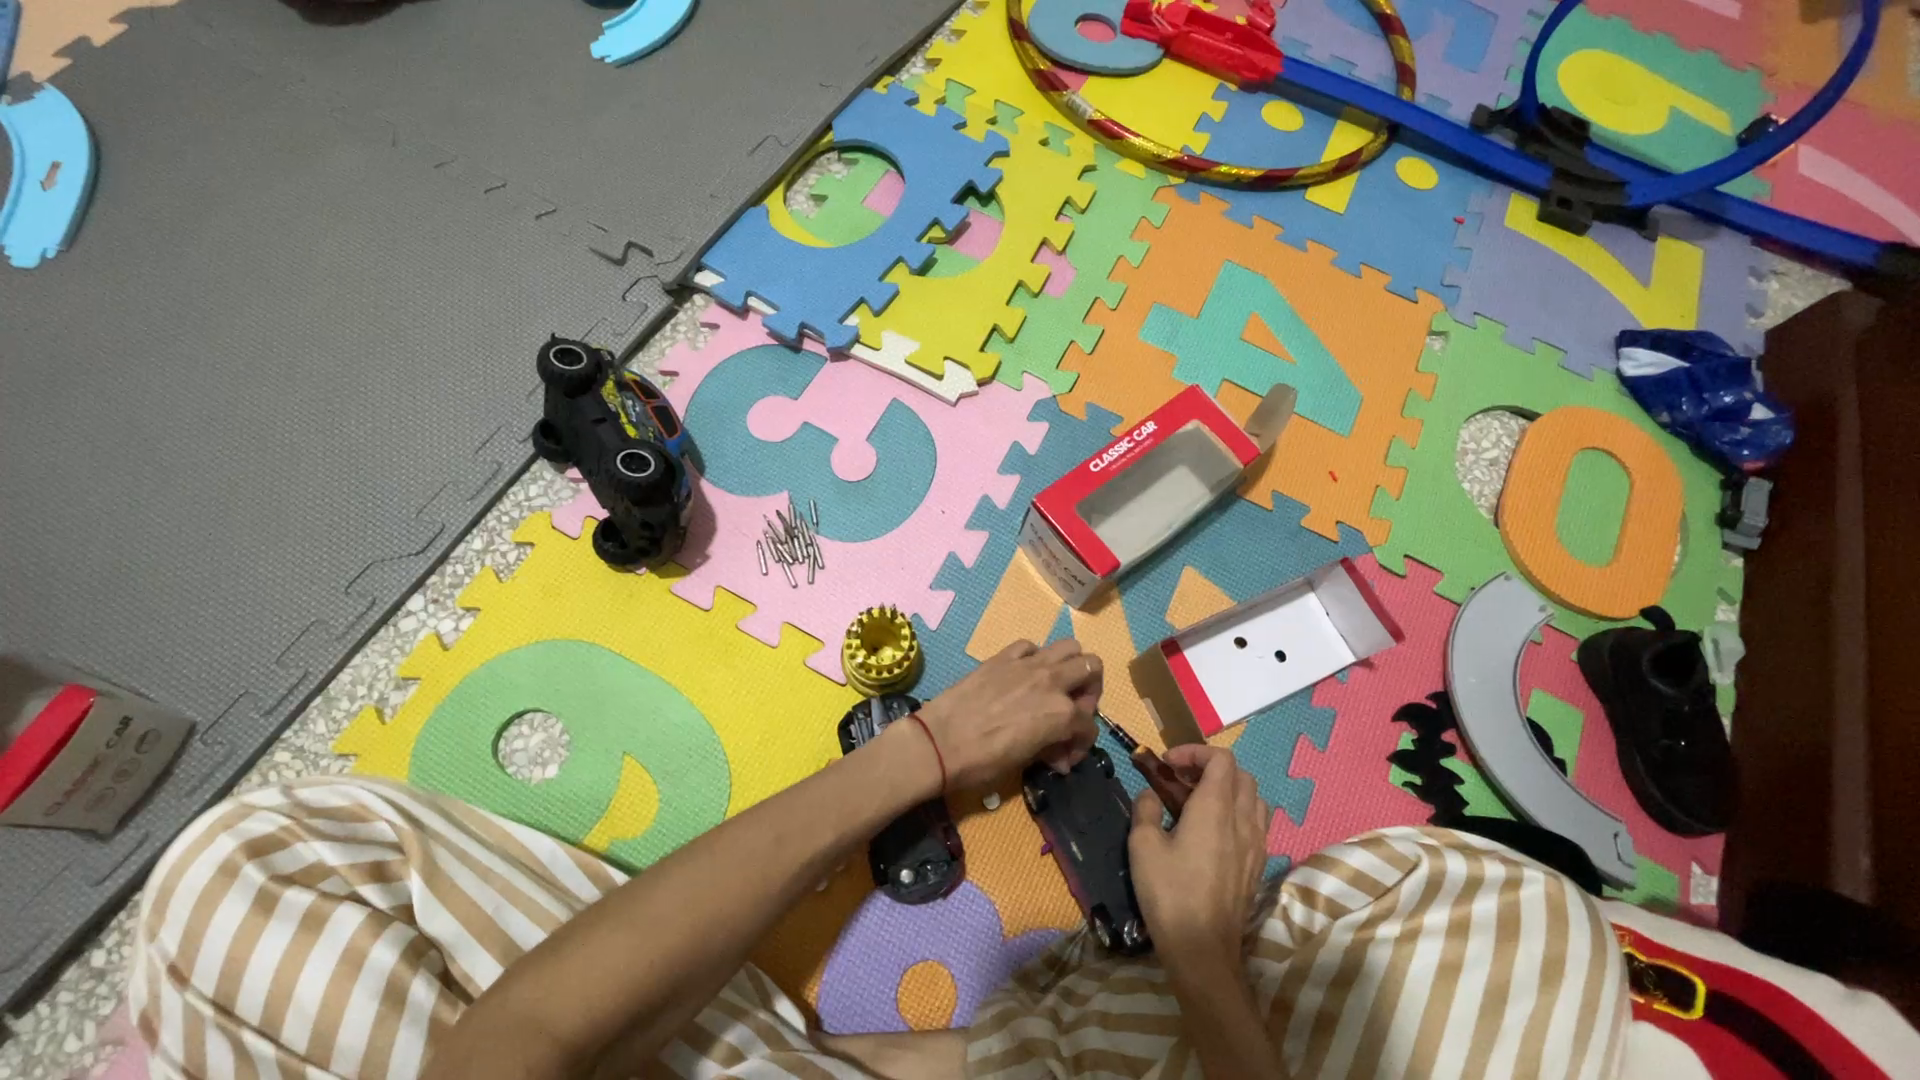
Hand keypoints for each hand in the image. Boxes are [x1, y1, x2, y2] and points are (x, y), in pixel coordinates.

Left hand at [911, 640, 1101, 790]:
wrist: (939, 742)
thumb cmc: (983, 762)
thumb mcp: (1025, 761)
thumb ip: (1050, 751)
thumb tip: (1059, 757)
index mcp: (1062, 713)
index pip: (1089, 724)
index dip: (1080, 743)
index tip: (1063, 757)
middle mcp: (1052, 682)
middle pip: (1092, 668)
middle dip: (1090, 691)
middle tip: (1073, 710)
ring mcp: (1027, 665)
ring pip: (1069, 647)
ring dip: (1071, 665)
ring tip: (1057, 686)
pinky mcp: (1003, 657)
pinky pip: (1030, 646)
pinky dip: (1035, 658)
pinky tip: (1023, 676)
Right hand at [1129, 746, 1269, 975]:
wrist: (1202, 948)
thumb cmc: (1170, 892)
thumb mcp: (1142, 846)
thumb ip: (1146, 810)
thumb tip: (1150, 795)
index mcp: (1215, 807)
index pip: (1221, 759)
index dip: (1195, 751)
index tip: (1167, 763)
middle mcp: (1242, 819)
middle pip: (1241, 774)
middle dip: (1211, 767)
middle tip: (1181, 779)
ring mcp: (1256, 844)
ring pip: (1254, 798)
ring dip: (1229, 789)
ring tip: (1200, 802)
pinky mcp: (1258, 865)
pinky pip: (1257, 823)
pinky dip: (1238, 813)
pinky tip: (1214, 832)